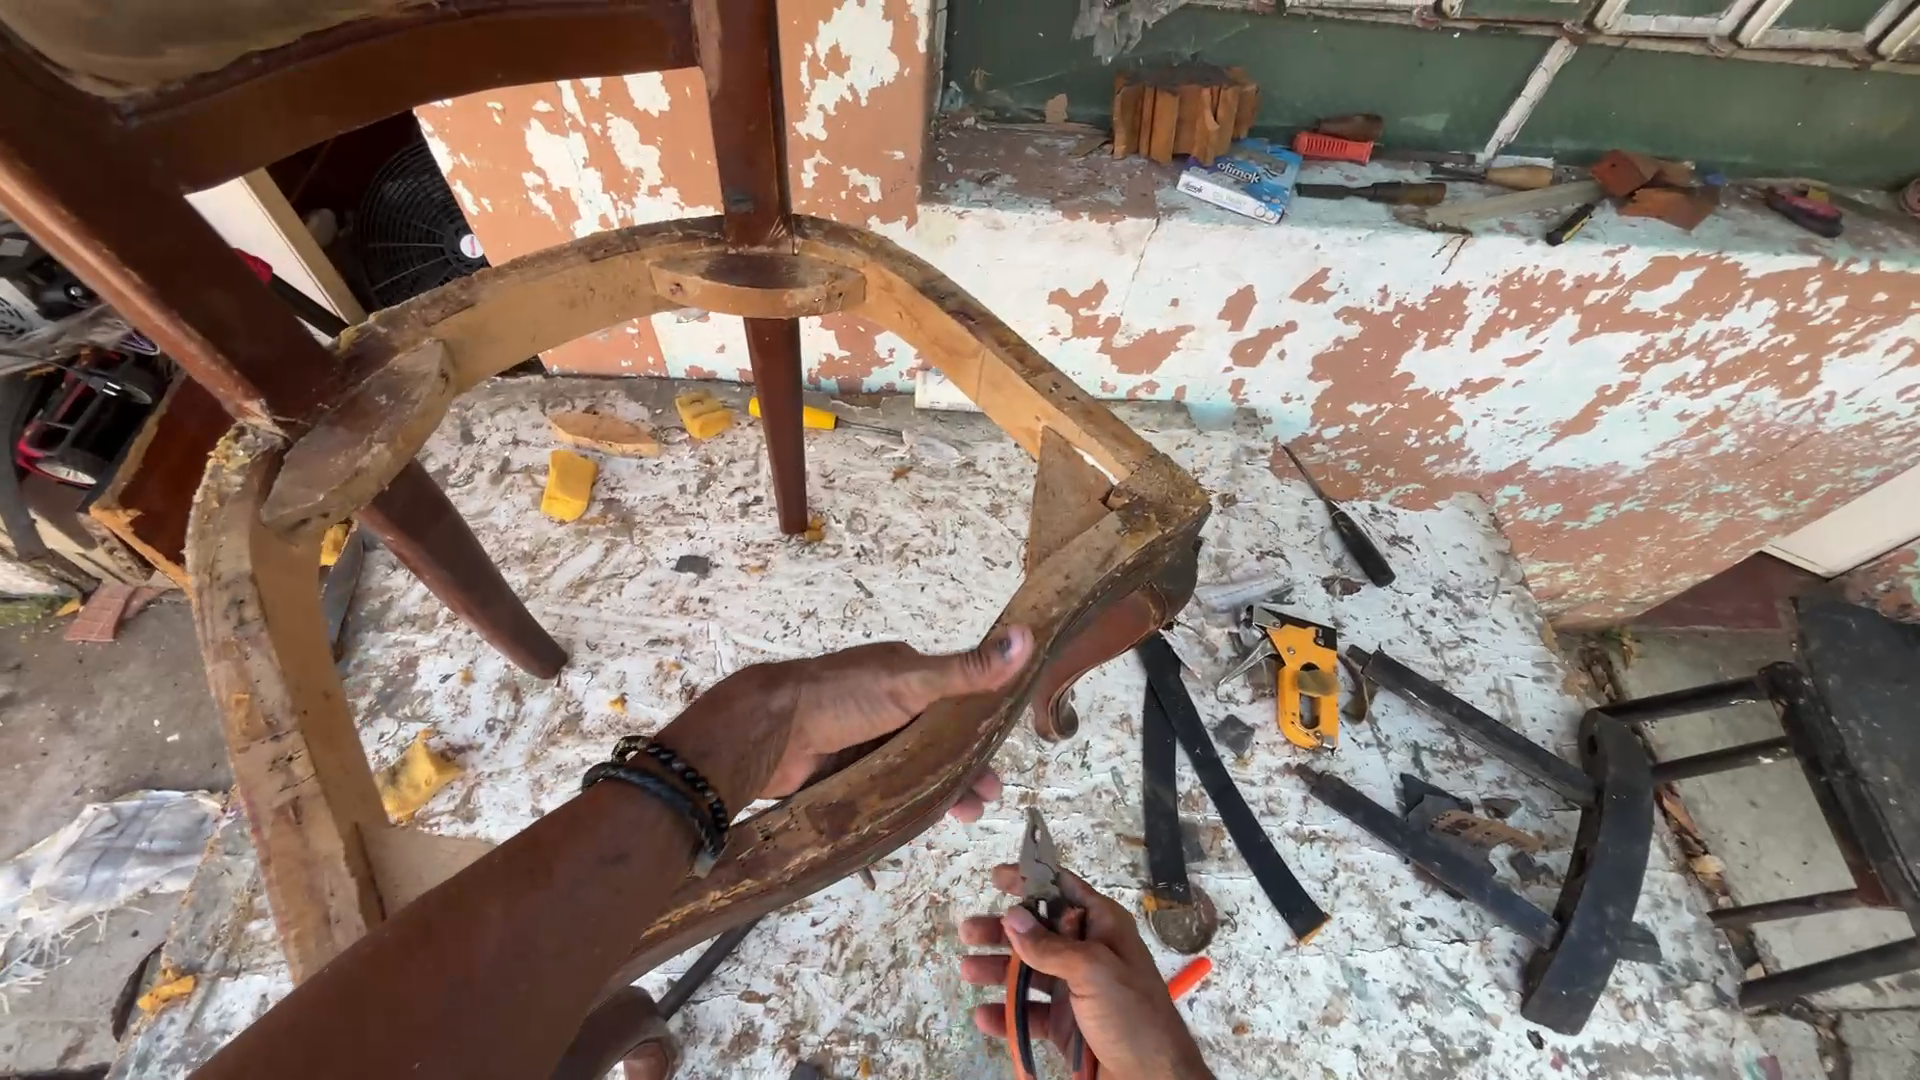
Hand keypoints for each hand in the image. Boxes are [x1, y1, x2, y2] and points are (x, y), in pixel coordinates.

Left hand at [665, 626, 1032, 816]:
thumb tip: (1027, 636)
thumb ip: (968, 670)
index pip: (955, 707)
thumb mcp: (912, 682)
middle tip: (982, 801)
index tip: (996, 767)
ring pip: (911, 772)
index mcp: (905, 676)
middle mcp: (887, 706)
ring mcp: (864, 740)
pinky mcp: (844, 772)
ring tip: (960, 817)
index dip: (979, 737)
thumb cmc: (844, 696)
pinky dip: (899, 811)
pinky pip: (881, 793)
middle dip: (962, 773)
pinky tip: (914, 833)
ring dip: (937, 794)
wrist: (769, 731)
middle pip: (935, 744)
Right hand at [960, 865, 1212, 1079]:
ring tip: (967, 971)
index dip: (1031, 879)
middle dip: (1002, 929)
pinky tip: (985, 1016)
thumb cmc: (1133, 1015)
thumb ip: (1050, 946)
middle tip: (967, 931)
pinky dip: (1007, 1013)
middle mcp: (1087, 951)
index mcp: (1102, 926)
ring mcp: (1075, 990)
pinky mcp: (1066, 1025)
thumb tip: (1011, 915)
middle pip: (1037, 930)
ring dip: (997, 969)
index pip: (1063, 889)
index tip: (996, 876)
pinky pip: (1031, 1013)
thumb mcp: (1094, 971)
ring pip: (1029, 970)